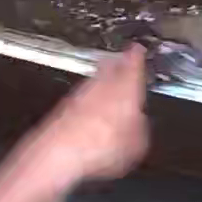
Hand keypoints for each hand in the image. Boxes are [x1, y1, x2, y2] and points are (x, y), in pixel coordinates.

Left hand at [24, 45, 150, 183]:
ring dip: (102, 82)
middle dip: (118, 64)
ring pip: (95, 81)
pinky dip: (89, 100)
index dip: (137, 55)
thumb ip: (141, 127)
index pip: (133, 62)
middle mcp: (102, 84)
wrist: (60, 152)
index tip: (138, 50)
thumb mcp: (138, 143)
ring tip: (109, 89)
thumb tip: (141, 126)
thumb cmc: (101, 144)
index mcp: (126, 85)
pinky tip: (92, 113)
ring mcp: (81, 94)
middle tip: (124, 62)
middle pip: (111, 66)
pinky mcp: (65, 108)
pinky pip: (82, 98)